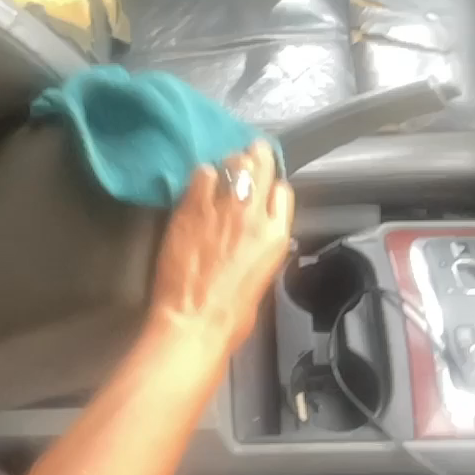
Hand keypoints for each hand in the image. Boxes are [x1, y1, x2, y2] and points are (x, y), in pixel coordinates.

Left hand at [149, 142, 294, 351]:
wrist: (194, 321)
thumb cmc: (231, 314)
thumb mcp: (262, 277)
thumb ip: (261, 246)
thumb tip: (252, 235)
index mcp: (276, 235)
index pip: (283, 192)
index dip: (273, 186)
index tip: (265, 185)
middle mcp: (253, 213)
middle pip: (260, 167)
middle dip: (256, 157)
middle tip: (250, 153)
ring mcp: (221, 206)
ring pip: (233, 165)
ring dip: (230, 164)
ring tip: (224, 169)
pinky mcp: (191, 207)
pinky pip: (202, 175)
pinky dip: (204, 176)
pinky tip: (200, 182)